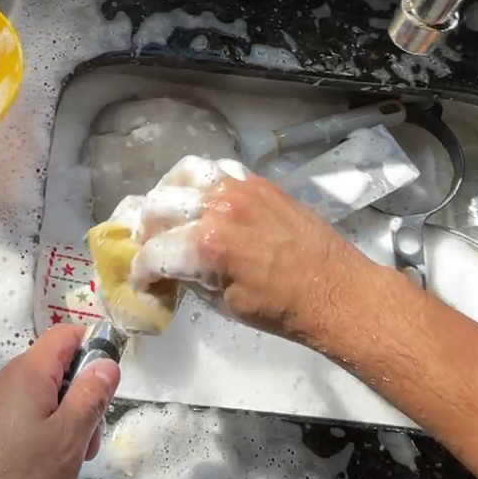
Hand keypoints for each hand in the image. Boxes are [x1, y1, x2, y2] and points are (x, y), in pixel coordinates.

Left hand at [0, 325, 119, 478]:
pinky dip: (41, 436)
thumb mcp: (66, 441)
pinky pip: (24, 418)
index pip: (66, 334)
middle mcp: (8, 380)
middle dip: (81, 398)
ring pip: (42, 398)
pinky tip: (39, 472)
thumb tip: (107, 363)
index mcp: (29, 372)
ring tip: (65, 465)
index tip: (107, 386)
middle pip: (57, 369)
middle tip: (88, 441)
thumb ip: (90, 398)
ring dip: (64, 422)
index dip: (94, 347)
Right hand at [133, 172, 382, 346]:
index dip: (141, 270)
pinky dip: (202, 181)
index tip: (142, 280)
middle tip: (152, 247)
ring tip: (172, 212)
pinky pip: (217, 168)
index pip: (153, 251)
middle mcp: (218, 208)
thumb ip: (188, 276)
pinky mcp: (257, 181)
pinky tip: (203, 199)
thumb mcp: (224, 303)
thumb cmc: (282, 310)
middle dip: (146, 230)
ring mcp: (239, 188)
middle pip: (157, 205)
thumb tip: (166, 268)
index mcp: (208, 246)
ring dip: (169, 194)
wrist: (336, 291)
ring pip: (184, 174)